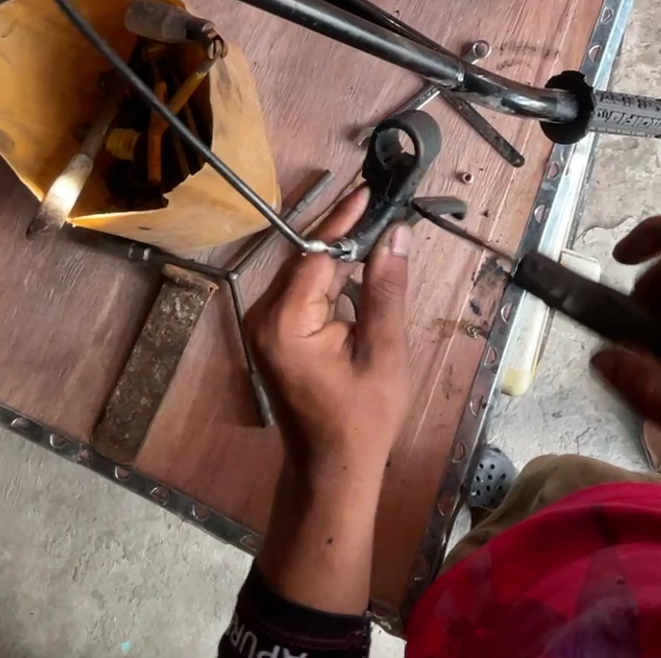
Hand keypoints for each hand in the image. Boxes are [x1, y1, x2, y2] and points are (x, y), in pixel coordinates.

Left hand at [247, 189, 413, 478]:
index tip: (369, 191)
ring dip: (337, 249)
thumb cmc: (364, 419)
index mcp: (286, 323)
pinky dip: (328, 273)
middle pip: (305, 256)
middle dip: (342, 229)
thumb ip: (386, 289)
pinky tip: (355, 260)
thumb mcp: (383, 352)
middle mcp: (264, 317)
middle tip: (378, 202)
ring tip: (373, 221)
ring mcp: (263, 325)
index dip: (345, 220)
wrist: (331, 469)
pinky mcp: (272, 332)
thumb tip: (397, 234)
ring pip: (302, 270)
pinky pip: (300, 289)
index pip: (317, 253)